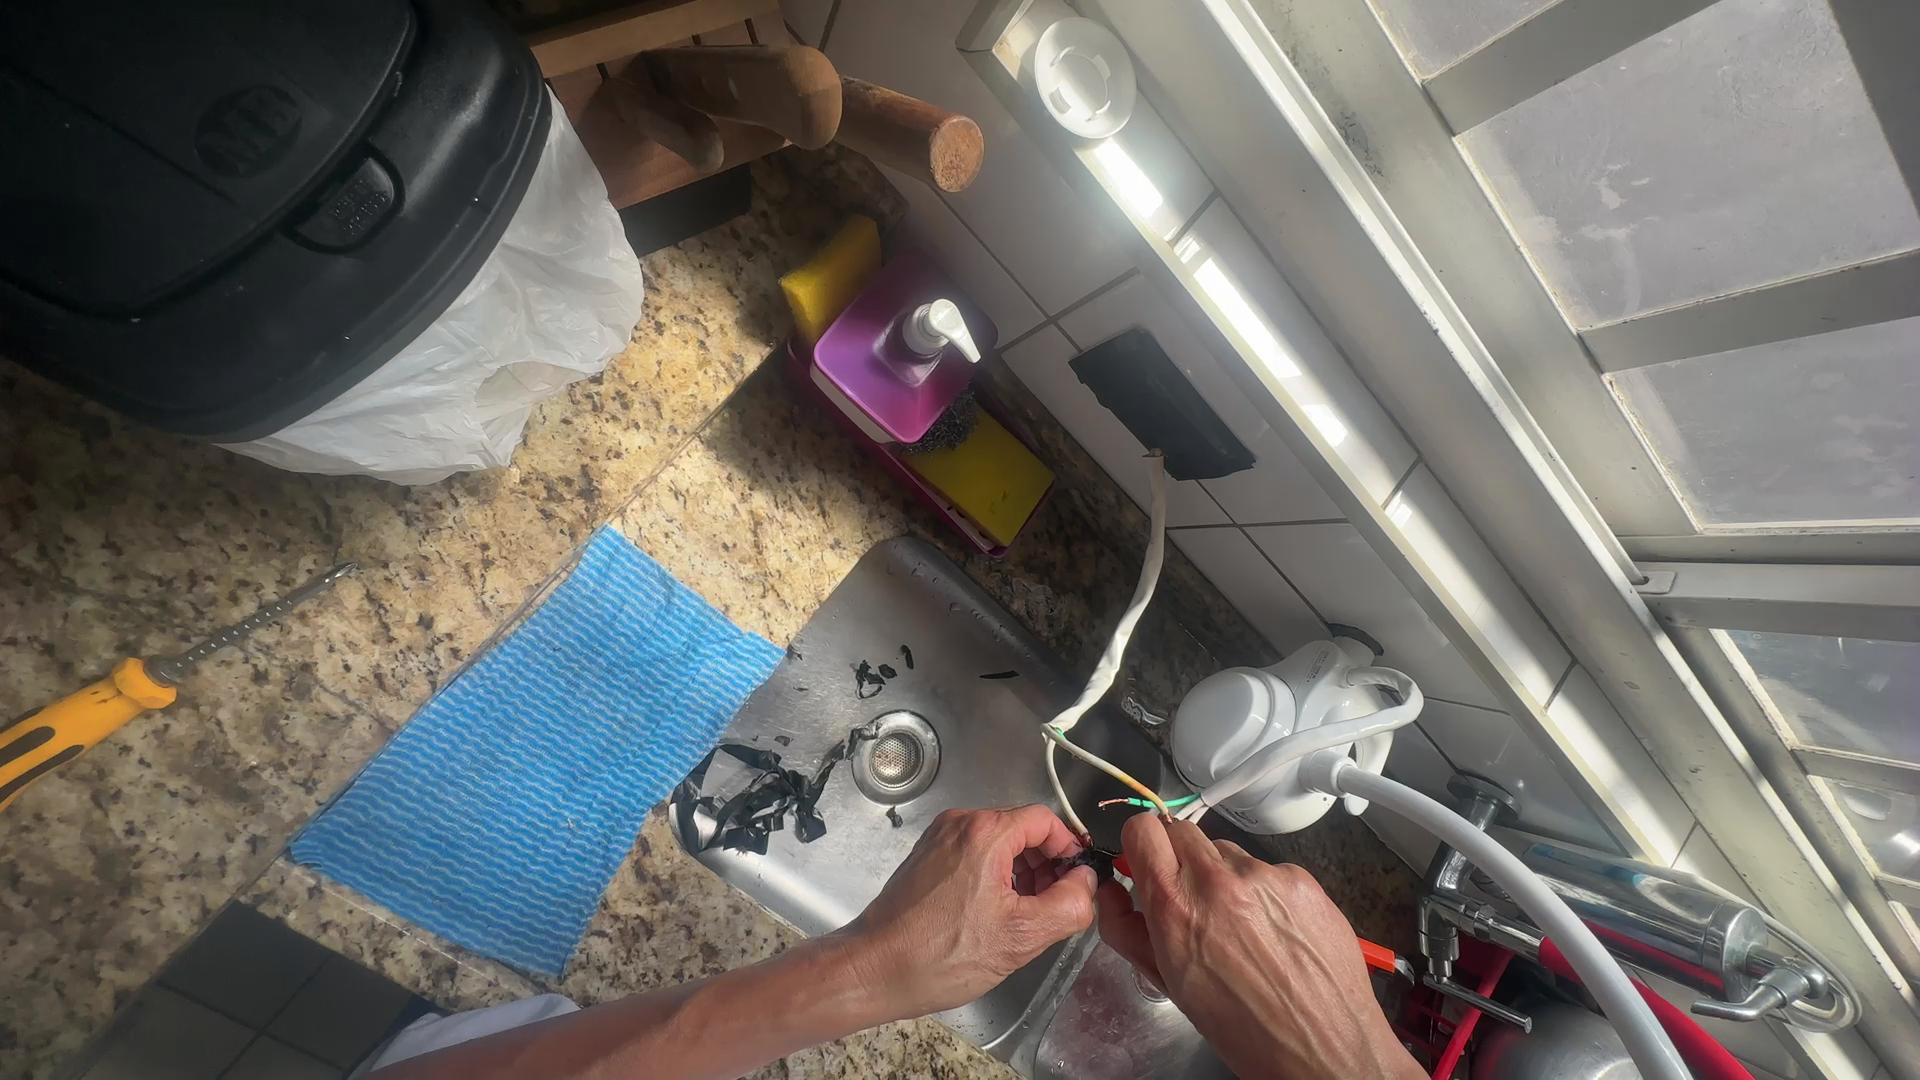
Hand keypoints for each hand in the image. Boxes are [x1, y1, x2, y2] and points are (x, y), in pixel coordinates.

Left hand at [838, 804, 1097, 1020]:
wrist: (874, 968)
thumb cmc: (945, 954)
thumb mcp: (1021, 935)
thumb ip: (1067, 904)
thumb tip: (1087, 881)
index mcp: (984, 831)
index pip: (1044, 819)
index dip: (1068, 847)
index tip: (1079, 880)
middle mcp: (961, 822)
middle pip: (1021, 828)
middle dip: (1046, 863)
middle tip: (1055, 904)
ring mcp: (940, 836)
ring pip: (999, 842)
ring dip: (1022, 870)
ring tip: (1026, 913)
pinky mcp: (928, 854)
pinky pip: (975, 851)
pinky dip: (995, 873)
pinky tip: (996, 911)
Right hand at [1097, 813, 1423, 1079]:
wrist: (1326, 1056)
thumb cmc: (1239, 1027)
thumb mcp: (1167, 982)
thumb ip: (1124, 927)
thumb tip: (1112, 888)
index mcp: (1175, 904)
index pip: (1142, 828)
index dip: (1141, 844)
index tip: (1148, 863)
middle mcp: (1216, 879)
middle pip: (1181, 829)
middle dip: (1179, 857)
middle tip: (1193, 896)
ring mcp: (1263, 875)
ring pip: (1225, 850)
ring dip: (1223, 874)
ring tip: (1243, 924)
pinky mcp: (1301, 879)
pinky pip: (1267, 869)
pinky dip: (1265, 890)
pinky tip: (1277, 930)